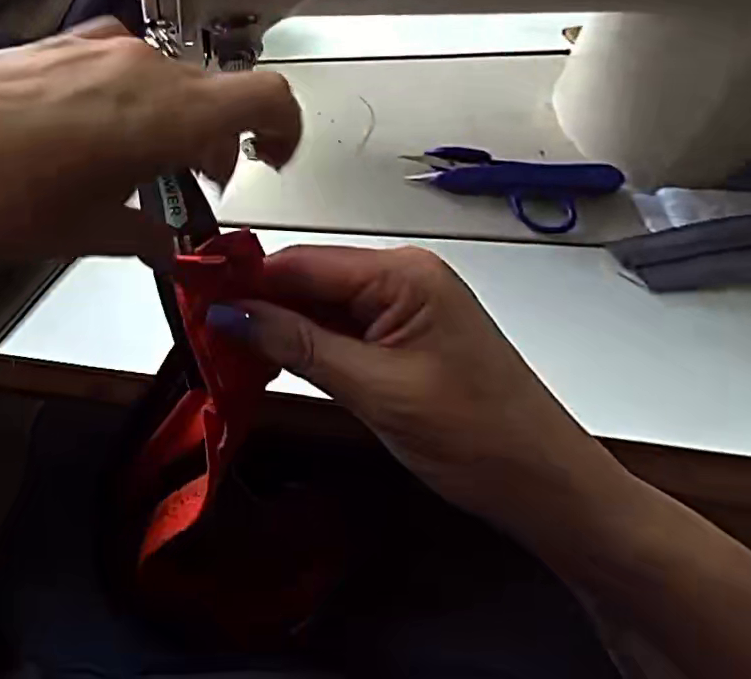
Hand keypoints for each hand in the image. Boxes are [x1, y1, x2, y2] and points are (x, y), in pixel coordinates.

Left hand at [0, 20, 301, 305]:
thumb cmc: (0, 201)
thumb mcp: (87, 231)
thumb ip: (148, 233)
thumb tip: (170, 242)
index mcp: (168, 111)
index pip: (267, 98)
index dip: (285, 130)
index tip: (269, 163)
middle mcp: (145, 64)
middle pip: (216, 93)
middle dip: (219, 141)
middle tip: (190, 188)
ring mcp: (100, 44)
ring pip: (170, 79)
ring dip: (175, 121)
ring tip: (134, 168)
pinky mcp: (62, 40)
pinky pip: (125, 66)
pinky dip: (135, 100)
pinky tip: (91, 134)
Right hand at [234, 245, 632, 535]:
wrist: (550, 488)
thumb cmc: (478, 438)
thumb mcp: (376, 390)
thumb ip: (299, 344)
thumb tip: (233, 314)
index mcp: (403, 273)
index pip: (303, 262)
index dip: (247, 278)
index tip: (200, 297)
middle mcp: (403, 275)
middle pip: (310, 279)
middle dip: (260, 304)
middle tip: (208, 331)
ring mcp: (405, 303)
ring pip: (322, 303)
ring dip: (280, 325)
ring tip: (230, 348)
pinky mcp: (404, 330)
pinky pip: (342, 324)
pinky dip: (308, 341)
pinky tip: (276, 357)